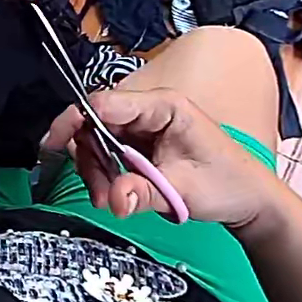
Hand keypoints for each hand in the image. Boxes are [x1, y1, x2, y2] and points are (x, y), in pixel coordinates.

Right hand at [43, 89, 283, 230]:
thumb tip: (112, 199)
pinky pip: (109, 153)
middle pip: (95, 123)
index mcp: (164, 106)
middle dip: (89, 159)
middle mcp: (150, 110)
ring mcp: (144, 127)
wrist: (249, 198)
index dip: (73, 120)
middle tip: (101, 194)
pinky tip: (118, 194)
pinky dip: (105, 175)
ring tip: (113, 200)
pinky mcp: (141, 143)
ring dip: (96, 171)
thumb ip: (144, 193)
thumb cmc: (227, 183)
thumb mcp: (184, 190)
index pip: (104, 102)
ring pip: (98, 140)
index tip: (53, 144)